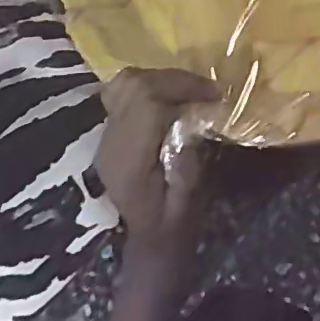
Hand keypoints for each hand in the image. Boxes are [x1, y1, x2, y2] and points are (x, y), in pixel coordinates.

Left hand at [96, 68, 218, 253]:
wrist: (147, 242)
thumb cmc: (172, 225)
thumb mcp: (188, 201)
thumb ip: (188, 163)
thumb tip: (192, 122)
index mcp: (129, 160)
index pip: (146, 101)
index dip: (181, 87)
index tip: (213, 93)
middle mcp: (111, 141)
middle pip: (134, 85)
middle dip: (174, 78)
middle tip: (206, 89)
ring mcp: (106, 134)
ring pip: (124, 83)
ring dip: (160, 77)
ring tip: (189, 89)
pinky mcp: (109, 131)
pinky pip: (122, 93)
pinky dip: (148, 85)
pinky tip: (169, 96)